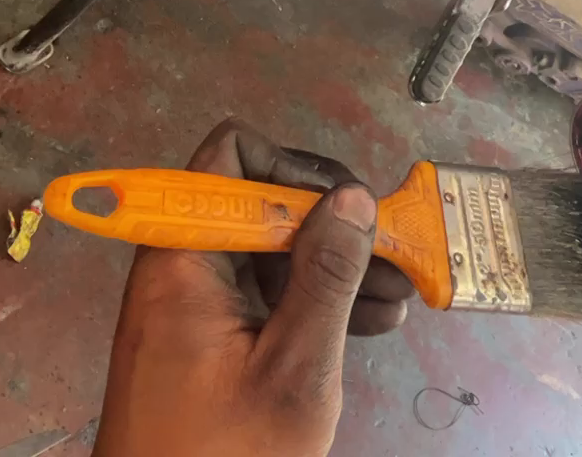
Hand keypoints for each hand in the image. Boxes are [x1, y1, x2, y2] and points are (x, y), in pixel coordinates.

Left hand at [92, 119, 416, 456]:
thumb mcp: (293, 367)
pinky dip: (313, 297)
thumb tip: (354, 195)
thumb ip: (326, 275)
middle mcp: (185, 259)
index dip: (289, 167)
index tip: (339, 207)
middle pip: (262, 201)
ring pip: (273, 248)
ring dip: (335, 264)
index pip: (231, 155)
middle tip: (388, 249)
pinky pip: (266, 289)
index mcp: (184, 252)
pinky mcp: (211, 330)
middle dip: (330, 223)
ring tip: (396, 293)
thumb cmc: (226, 455)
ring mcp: (198, 297)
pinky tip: (371, 319)